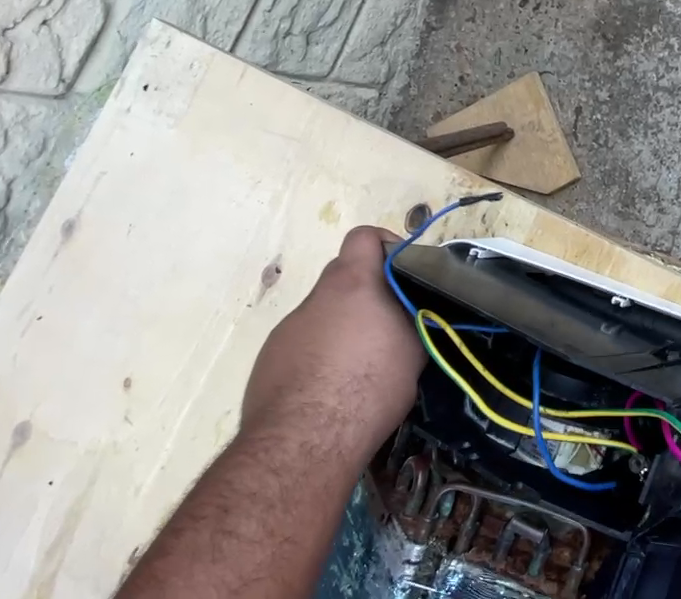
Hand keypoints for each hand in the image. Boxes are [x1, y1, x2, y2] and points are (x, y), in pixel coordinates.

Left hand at [241, 227, 424, 453]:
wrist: (304, 442)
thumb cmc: (370, 384)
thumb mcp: (413, 345)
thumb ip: (411, 314)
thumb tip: (414, 309)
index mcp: (352, 285)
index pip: (363, 238)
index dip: (384, 247)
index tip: (403, 272)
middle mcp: (314, 300)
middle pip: (343, 280)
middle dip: (367, 296)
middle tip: (390, 328)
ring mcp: (285, 333)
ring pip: (322, 317)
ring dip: (342, 331)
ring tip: (360, 370)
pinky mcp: (267, 365)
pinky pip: (301, 348)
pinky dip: (319, 359)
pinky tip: (331, 393)